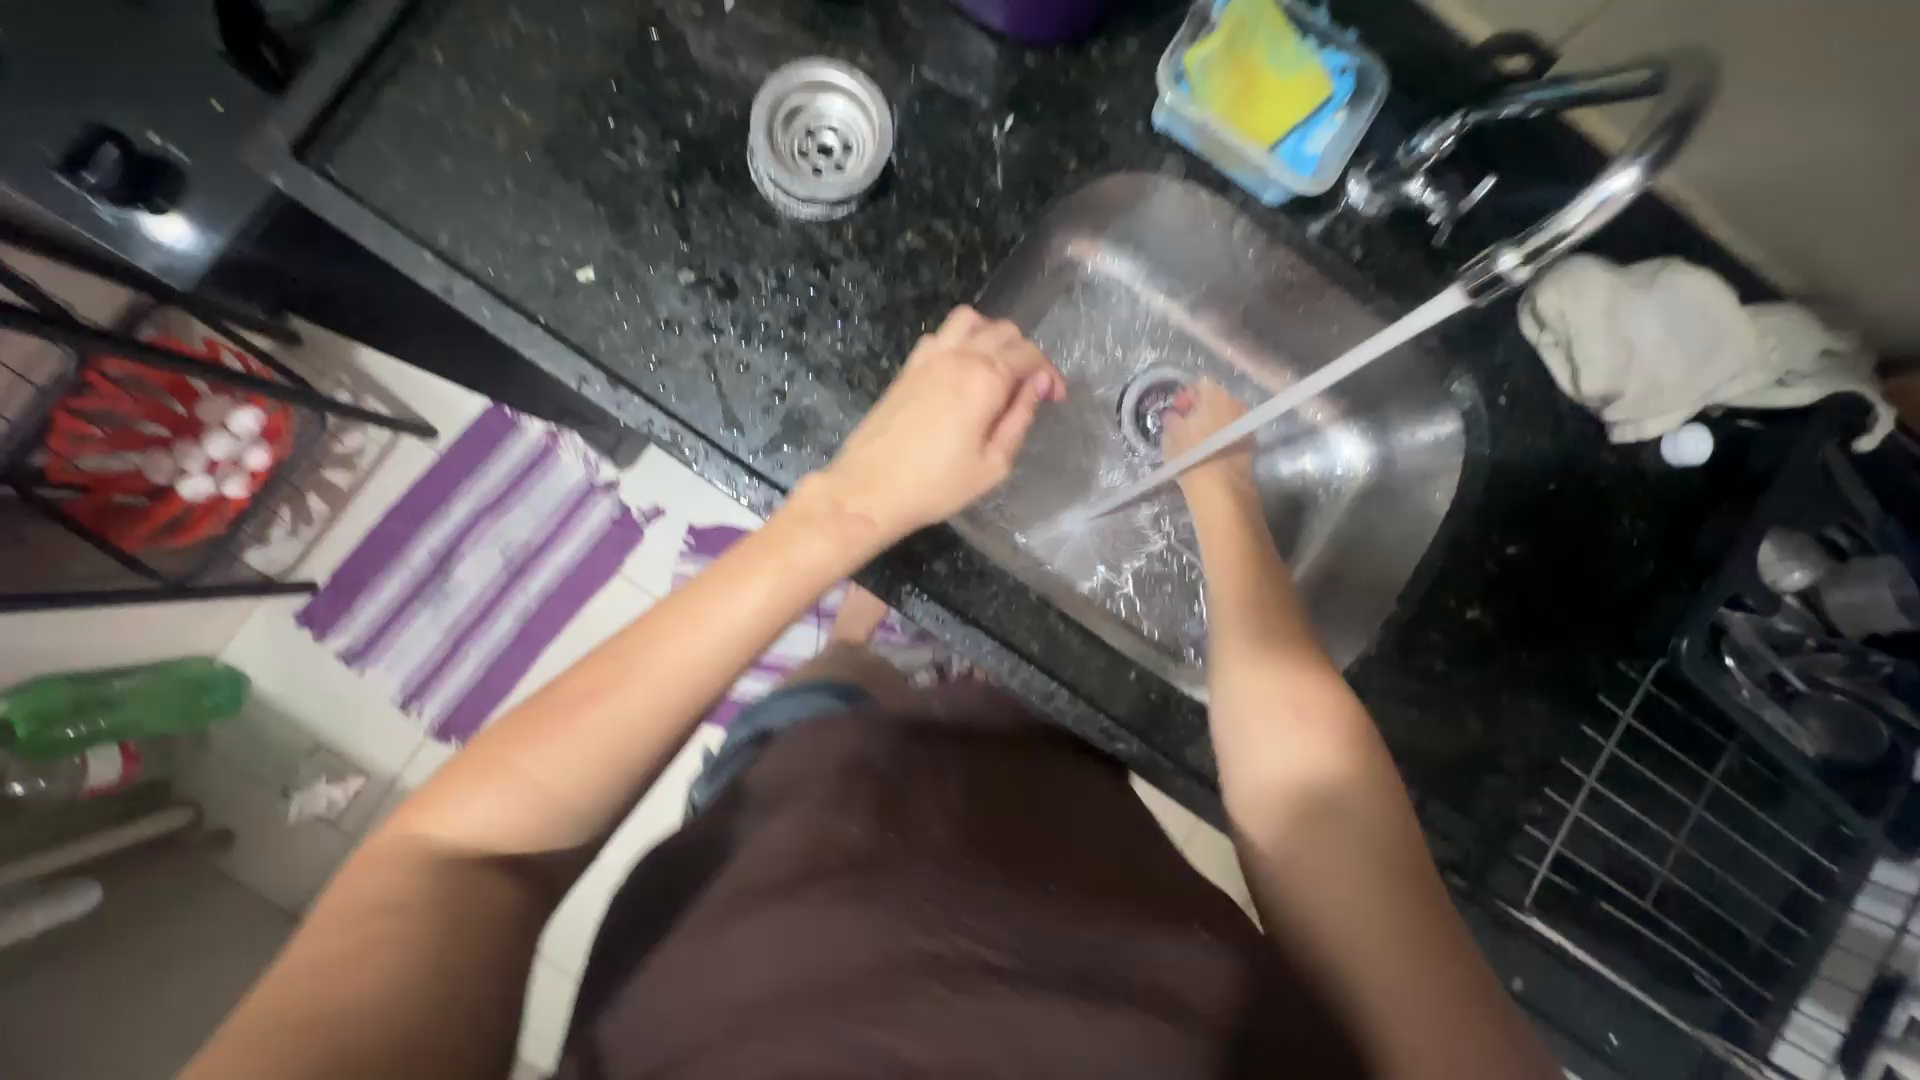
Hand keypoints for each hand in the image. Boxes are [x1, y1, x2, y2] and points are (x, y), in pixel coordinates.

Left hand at [813, 306, 1064, 540]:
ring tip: (998, 368)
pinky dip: (960, 340)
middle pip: (1004, 331)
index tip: (1056, 397)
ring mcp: (929, 357)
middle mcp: (959, 356)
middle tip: (1030, 388)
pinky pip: (941, 334)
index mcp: (986, 379)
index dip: (1050, 374)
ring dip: (992, 336)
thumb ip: (1020, 418)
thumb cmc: (937, 486)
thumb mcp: (994, 464)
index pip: (1030, 356)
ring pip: (971, 320)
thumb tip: (1038, 385)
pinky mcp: (908, 367)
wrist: (871, 489)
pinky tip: (962, 369)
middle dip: (1026, 354)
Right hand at [1163, 378, 1254, 493]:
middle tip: (1184, 426)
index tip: (1176, 412)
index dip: (1186, 397)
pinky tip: (1209, 452)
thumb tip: (1175, 415)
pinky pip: (1232, 433)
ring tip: (1196, 441)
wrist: (1221, 492)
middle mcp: (1236, 404)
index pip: (1200, 385)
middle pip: (1216, 400)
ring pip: (1225, 417)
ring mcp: (1246, 425)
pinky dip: (1221, 437)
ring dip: (1212, 424)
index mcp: (1216, 396)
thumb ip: (1172, 419)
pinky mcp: (1251, 444)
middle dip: (1201, 410)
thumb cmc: (1191, 457)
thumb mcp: (1171, 436)